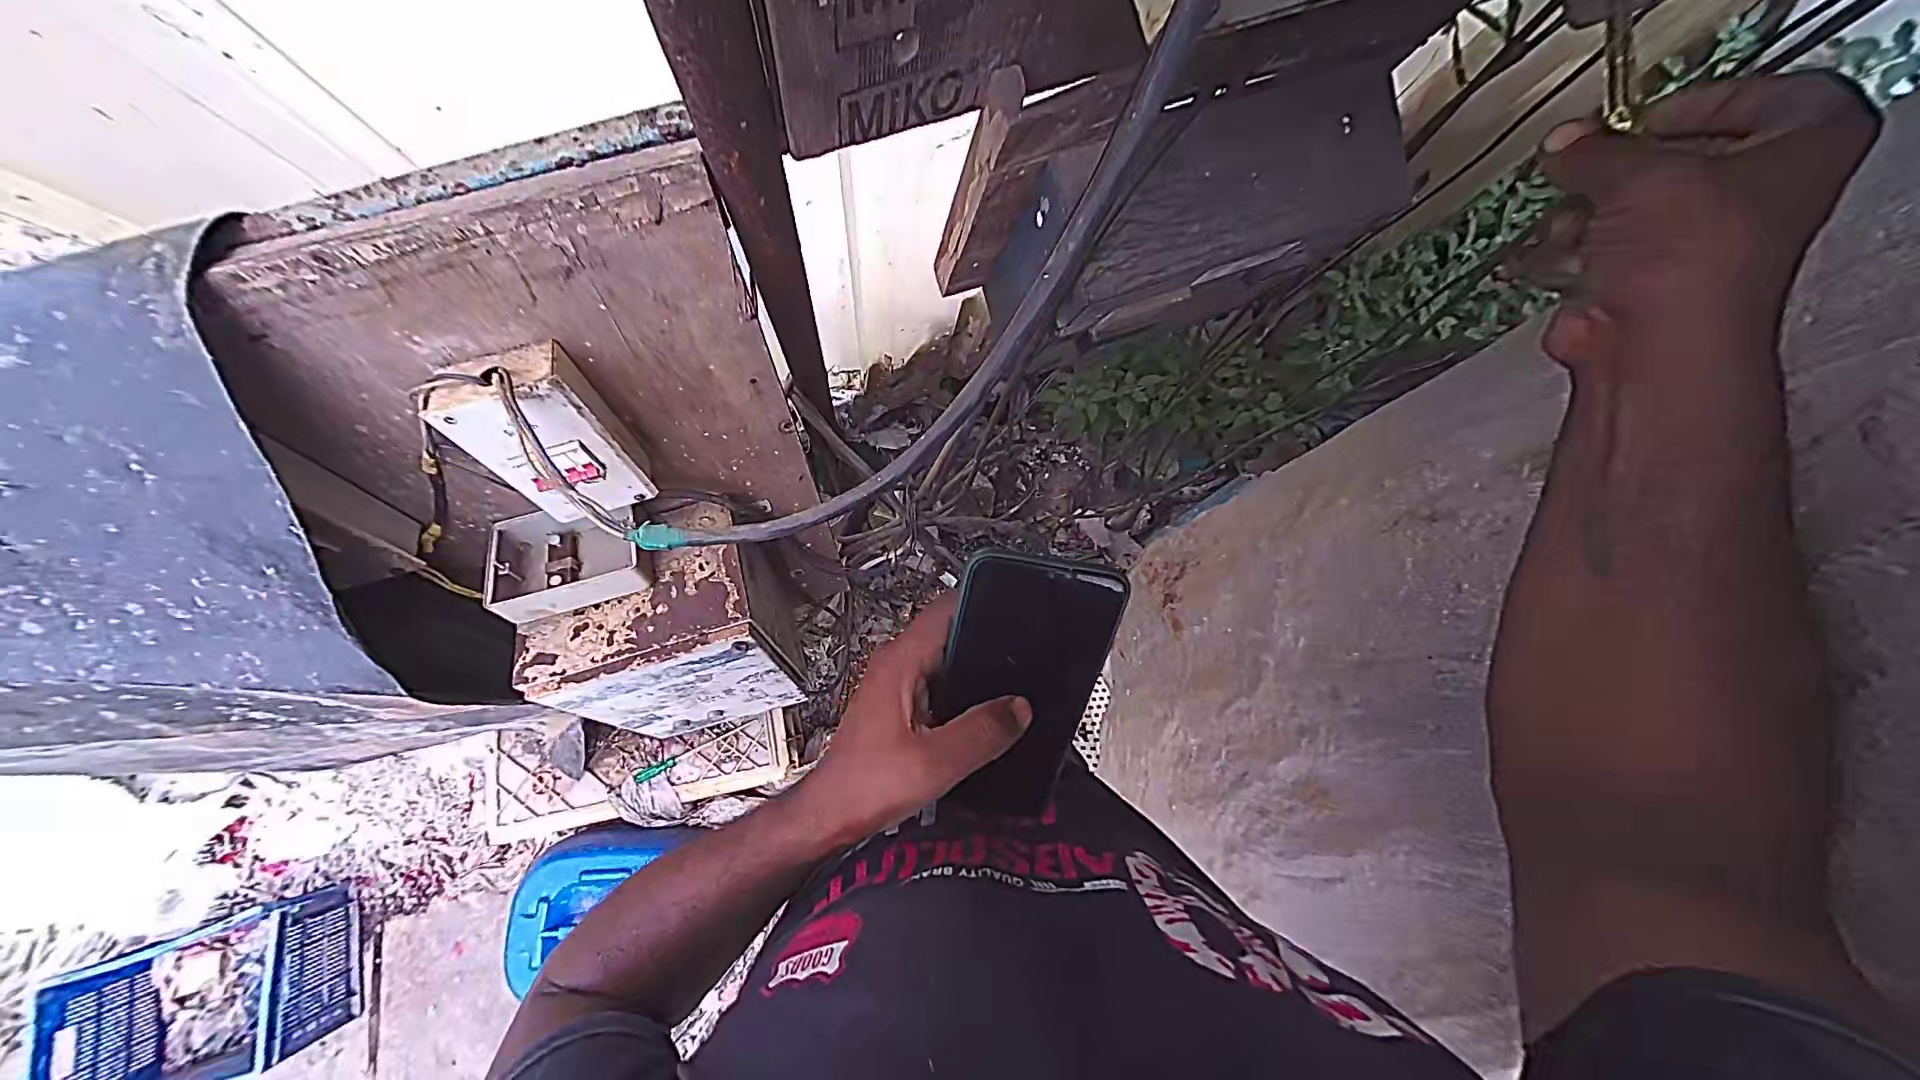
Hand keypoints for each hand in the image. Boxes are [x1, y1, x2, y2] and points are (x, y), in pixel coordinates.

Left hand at [792, 593, 1030, 842]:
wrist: (832, 813)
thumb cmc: (864, 786)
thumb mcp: (935, 763)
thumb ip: (982, 732)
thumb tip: (1019, 709)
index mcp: (900, 662)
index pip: (947, 607)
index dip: (984, 602)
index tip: (1016, 609)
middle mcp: (897, 664)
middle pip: (951, 630)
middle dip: (988, 640)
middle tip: (1026, 657)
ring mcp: (898, 682)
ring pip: (948, 658)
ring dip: (977, 669)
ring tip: (1010, 688)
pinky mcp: (901, 703)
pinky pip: (941, 682)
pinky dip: (964, 692)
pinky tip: (983, 715)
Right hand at [1536, 73, 1879, 367]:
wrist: (1652, 343)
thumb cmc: (1690, 262)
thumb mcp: (1642, 175)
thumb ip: (1598, 152)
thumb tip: (1566, 142)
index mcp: (1809, 146)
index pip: (1765, 97)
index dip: (1698, 103)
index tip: (1643, 115)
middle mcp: (1758, 197)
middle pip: (1678, 161)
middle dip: (1618, 171)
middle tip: (1584, 166)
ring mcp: (1693, 247)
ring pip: (1627, 210)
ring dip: (1584, 216)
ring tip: (1569, 221)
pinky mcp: (1638, 284)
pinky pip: (1596, 253)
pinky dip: (1569, 254)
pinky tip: (1559, 256)